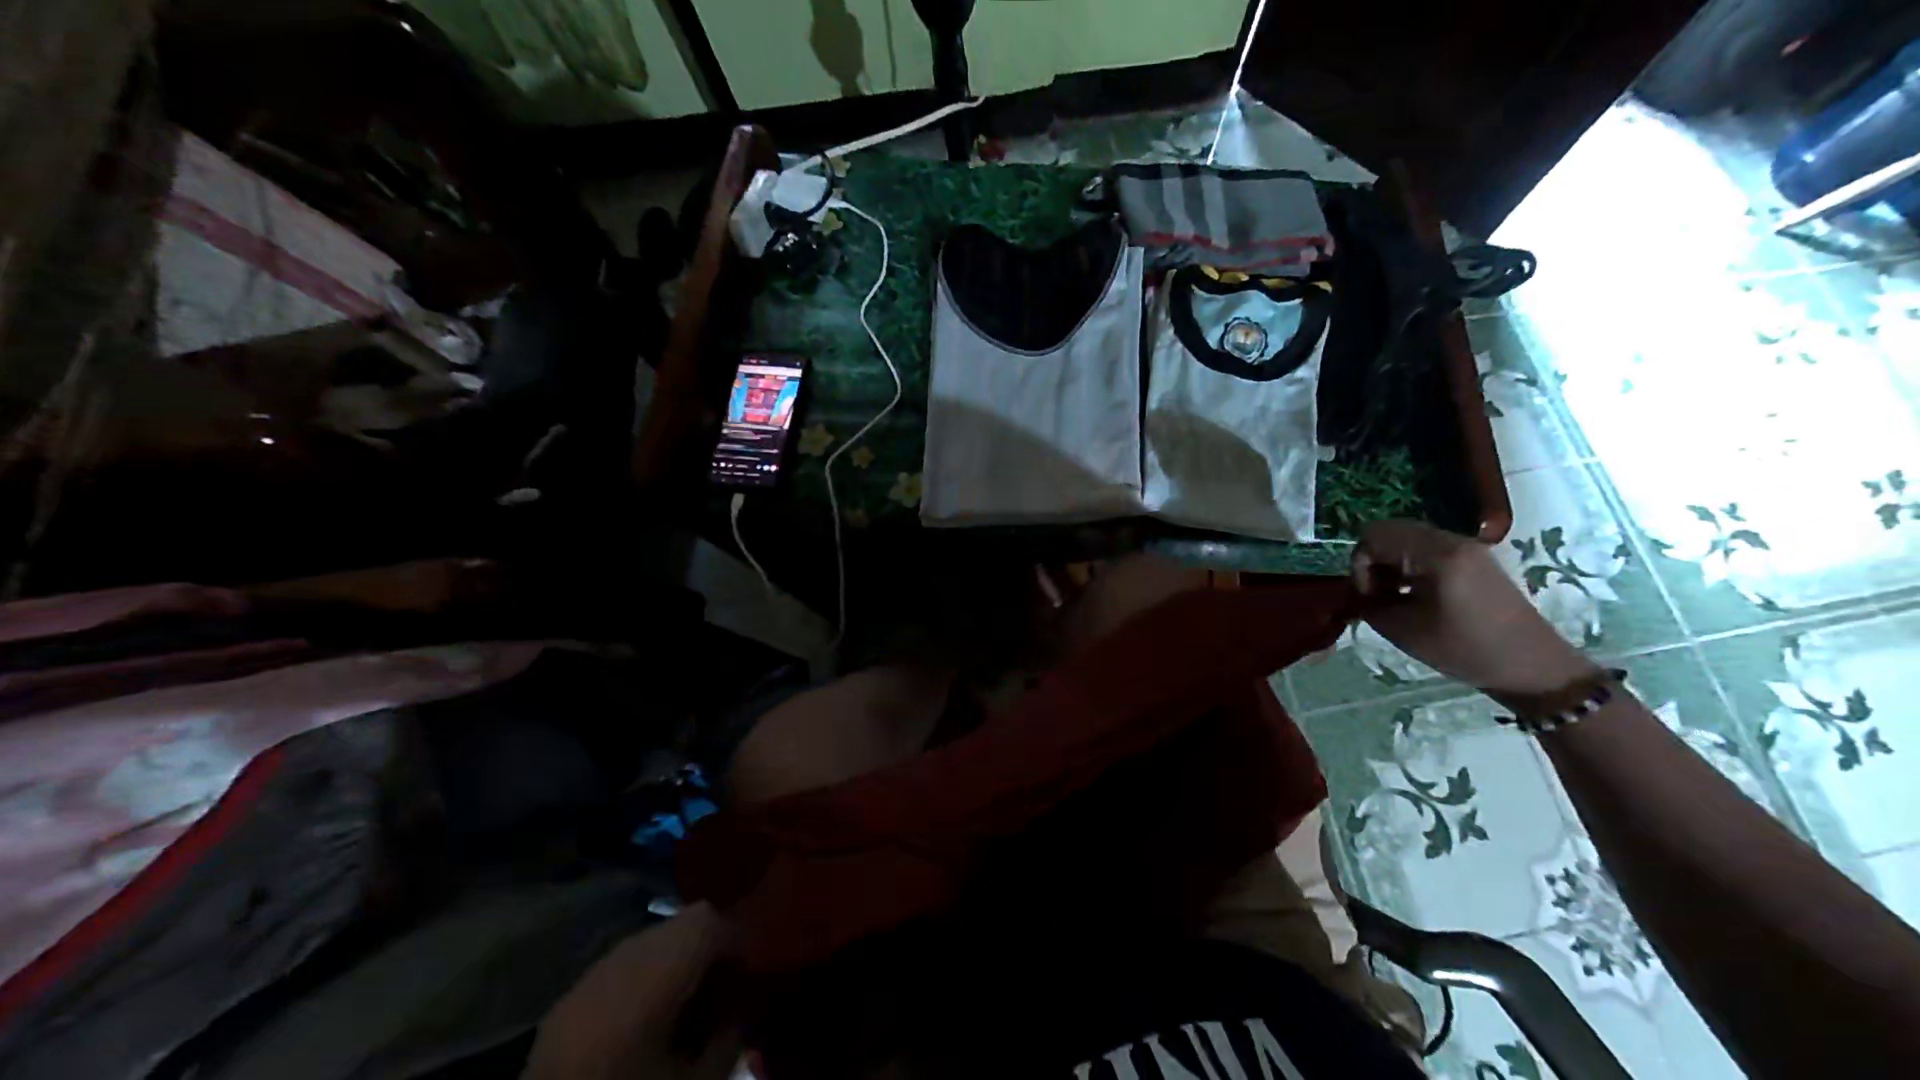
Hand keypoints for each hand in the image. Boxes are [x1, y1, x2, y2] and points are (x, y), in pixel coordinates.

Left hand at [522, 904, 742, 1079]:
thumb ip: (729, 1038)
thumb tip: (745, 1004)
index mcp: (651, 979)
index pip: (708, 921)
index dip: (737, 940)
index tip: (749, 976)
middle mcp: (621, 961)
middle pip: (684, 922)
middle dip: (713, 945)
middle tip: (725, 989)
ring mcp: (590, 975)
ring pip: (654, 937)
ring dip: (681, 956)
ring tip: (689, 1005)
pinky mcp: (569, 998)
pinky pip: (625, 963)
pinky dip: (650, 974)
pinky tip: (649, 1020)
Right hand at [1351, 520, 1600, 705]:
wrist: (1532, 666)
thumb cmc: (1466, 650)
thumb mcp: (1404, 631)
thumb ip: (1370, 606)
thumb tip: (1361, 595)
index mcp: (1437, 555)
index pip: (1375, 536)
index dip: (1360, 565)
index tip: (1369, 597)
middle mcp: (1452, 541)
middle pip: (1391, 531)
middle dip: (1374, 561)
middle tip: (1378, 594)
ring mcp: (1467, 547)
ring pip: (1408, 538)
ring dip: (1391, 563)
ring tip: (1395, 596)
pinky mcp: (1474, 559)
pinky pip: (1427, 549)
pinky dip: (1410, 565)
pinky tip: (1416, 595)